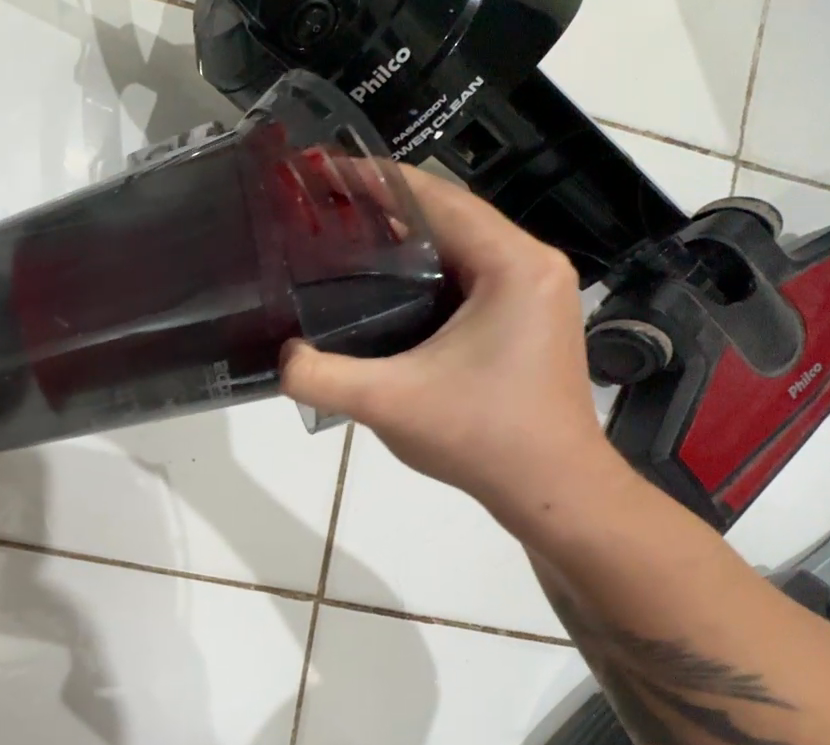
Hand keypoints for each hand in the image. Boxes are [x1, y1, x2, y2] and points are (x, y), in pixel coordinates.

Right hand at [281, 166, 630, 523]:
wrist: (548, 486)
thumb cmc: (480, 435)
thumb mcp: (387, 403)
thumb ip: (320, 377)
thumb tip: (282, 357)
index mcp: (510, 266)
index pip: (437, 198)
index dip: (374, 180)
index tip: (320, 173)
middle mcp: (528, 267)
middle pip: (446, 217)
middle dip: (379, 210)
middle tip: (317, 214)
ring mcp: (528, 295)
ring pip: (453, 250)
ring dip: (397, 245)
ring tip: (335, 249)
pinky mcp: (518, 322)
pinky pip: (460, 281)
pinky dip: (415, 278)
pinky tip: (373, 297)